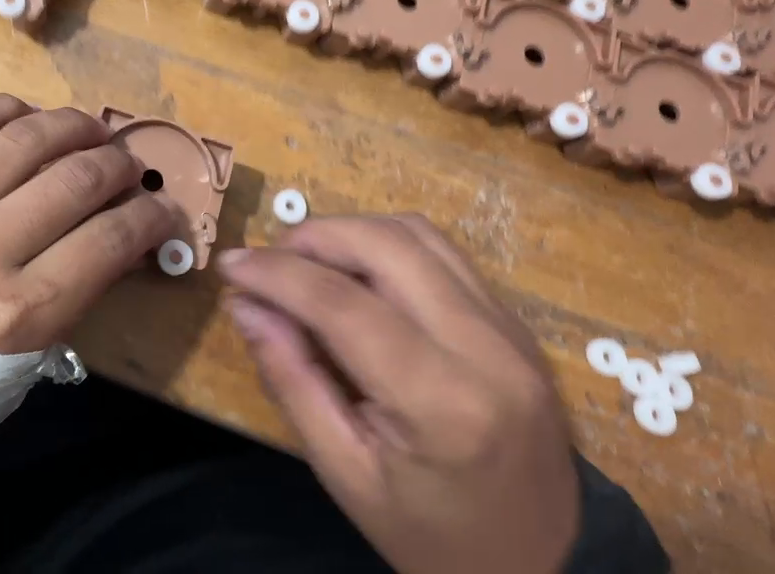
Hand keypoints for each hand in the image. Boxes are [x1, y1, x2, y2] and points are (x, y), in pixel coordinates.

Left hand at [0, 95, 186, 439]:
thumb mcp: (22, 363)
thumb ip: (75, 295)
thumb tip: (121, 235)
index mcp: (20, 311)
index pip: (113, 238)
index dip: (153, 215)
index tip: (164, 208)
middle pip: (79, 179)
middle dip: (121, 166)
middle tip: (129, 168)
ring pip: (26, 138)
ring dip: (75, 125)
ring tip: (91, 133)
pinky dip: (6, 110)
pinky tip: (26, 119)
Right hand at [218, 216, 579, 573]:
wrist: (545, 568)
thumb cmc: (431, 537)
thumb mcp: (344, 473)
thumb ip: (291, 379)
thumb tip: (245, 305)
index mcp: (442, 403)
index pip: (344, 304)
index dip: (277, 274)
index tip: (229, 264)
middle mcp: (486, 348)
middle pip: (387, 245)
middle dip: (314, 237)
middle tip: (269, 263)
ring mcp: (510, 330)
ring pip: (418, 234)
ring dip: (352, 234)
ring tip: (309, 266)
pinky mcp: (516, 324)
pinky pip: (443, 255)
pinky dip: (388, 248)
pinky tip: (359, 278)